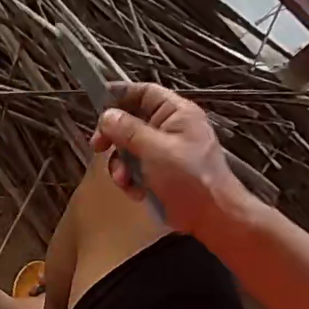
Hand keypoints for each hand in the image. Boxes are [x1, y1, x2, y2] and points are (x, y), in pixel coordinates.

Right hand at [90, 81, 256, 233]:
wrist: (211, 216)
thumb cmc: (188, 177)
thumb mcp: (154, 149)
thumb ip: (128, 130)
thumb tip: (106, 116)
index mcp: (177, 113)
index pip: (145, 92)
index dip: (120, 94)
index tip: (97, 103)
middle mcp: (170, 129)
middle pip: (131, 122)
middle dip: (114, 137)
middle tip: (97, 147)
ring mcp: (165, 153)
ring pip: (129, 149)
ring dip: (121, 165)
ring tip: (124, 180)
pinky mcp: (160, 174)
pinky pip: (136, 170)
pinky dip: (131, 180)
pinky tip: (137, 192)